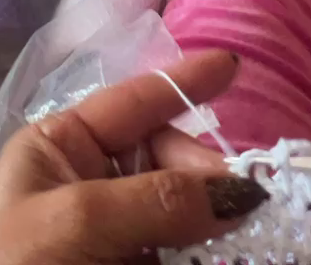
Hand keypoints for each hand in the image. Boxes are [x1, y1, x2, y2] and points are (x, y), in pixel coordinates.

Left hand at [0, 50, 265, 264]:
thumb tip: (237, 190)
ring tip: (248, 230)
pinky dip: (202, 251)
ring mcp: (108, 231)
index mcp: (61, 145)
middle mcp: (88, 180)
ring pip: (177, 210)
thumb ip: (155, 200)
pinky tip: (224, 253)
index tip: (235, 64)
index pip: (133, 101)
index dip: (183, 82)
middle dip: (204, 171)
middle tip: (245, 201)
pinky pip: (175, 252)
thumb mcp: (76, 221)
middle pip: (164, 158)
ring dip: (212, 217)